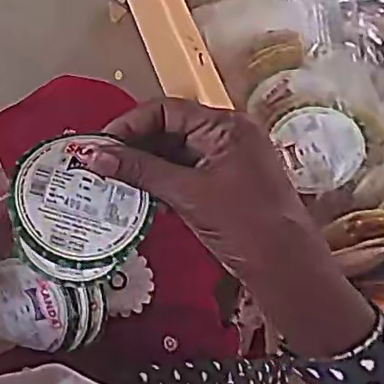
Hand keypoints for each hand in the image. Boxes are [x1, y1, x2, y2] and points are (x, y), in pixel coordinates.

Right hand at [86, 98, 376, 356]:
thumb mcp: (187, 194)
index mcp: (226, 126)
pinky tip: (141, 195)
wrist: (288, 272)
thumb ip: (139, 170)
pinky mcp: (225, 183)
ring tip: (115, 179)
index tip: (101, 144)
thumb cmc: (246, 225)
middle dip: (134, 146)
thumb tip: (95, 156)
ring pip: (174, 152)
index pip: (166, 111)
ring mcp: (228, 160)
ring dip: (145, 165)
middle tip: (102, 163)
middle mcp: (228, 135)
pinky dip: (162, 181)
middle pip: (169, 129)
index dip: (129, 125)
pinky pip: (185, 172)